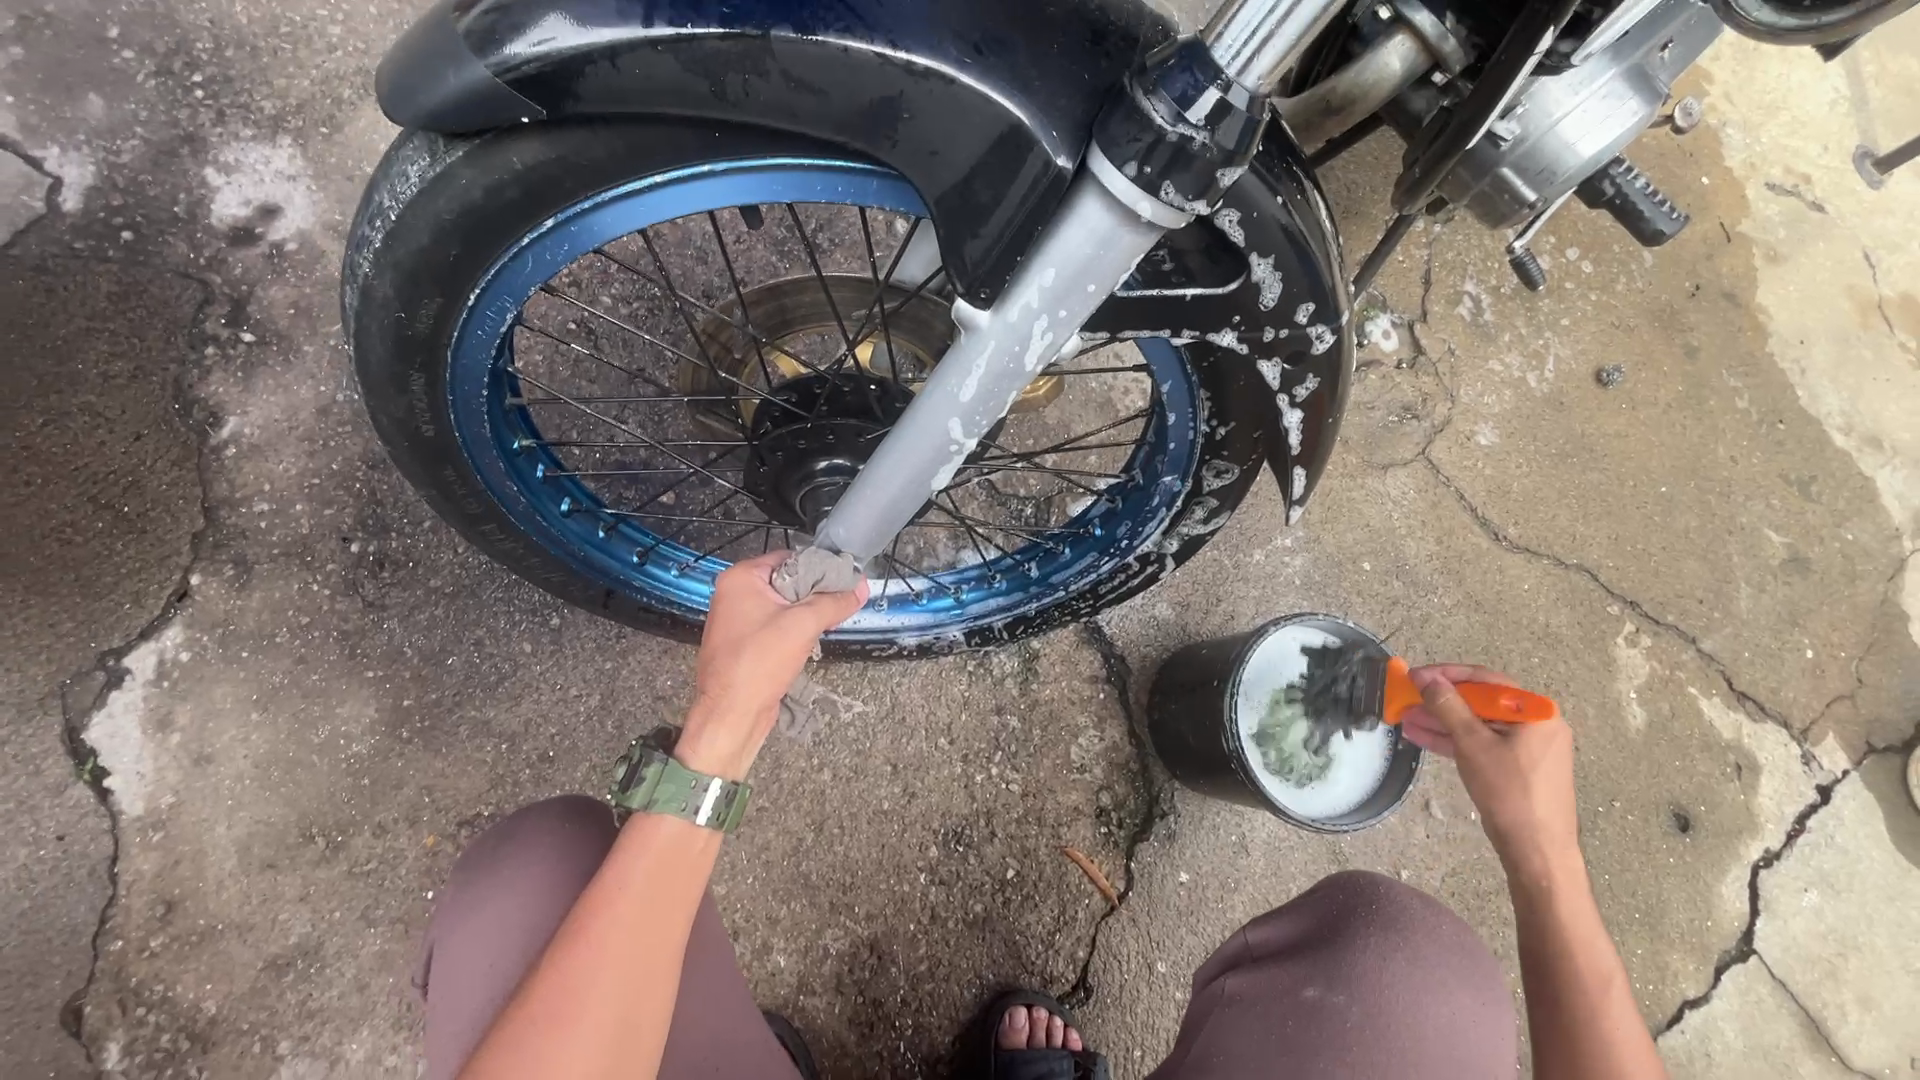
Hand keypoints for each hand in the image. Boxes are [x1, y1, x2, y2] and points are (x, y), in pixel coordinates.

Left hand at [675, 551, 867, 778]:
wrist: (732, 713)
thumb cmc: (755, 665)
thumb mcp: (803, 625)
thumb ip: (834, 602)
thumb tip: (858, 588)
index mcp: (740, 579)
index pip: (788, 558)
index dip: (818, 567)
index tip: (842, 578)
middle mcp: (734, 595)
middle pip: (787, 581)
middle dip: (814, 593)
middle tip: (838, 602)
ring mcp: (737, 620)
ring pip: (784, 605)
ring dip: (806, 614)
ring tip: (826, 623)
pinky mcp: (745, 642)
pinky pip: (776, 625)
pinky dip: (794, 630)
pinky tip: (809, 641)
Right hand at [1400, 665, 1580, 886]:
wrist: (1536, 849)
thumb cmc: (1509, 791)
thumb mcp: (1472, 744)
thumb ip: (1448, 706)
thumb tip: (1426, 678)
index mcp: (1535, 712)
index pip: (1485, 680)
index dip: (1446, 675)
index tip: (1414, 676)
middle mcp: (1536, 723)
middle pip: (1480, 701)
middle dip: (1439, 701)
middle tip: (1406, 699)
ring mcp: (1528, 746)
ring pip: (1477, 724)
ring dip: (1441, 721)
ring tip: (1405, 718)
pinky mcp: (1517, 765)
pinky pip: (1482, 742)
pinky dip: (1454, 740)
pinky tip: (1422, 736)